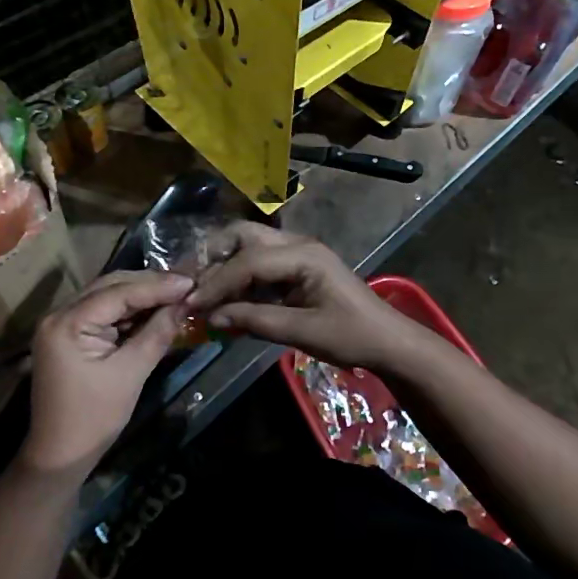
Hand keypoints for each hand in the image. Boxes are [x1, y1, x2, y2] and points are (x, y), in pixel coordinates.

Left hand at [22, 270, 191, 474]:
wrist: (60, 454)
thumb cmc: (94, 416)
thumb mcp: (131, 372)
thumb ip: (157, 333)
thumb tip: (185, 304)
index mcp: (68, 323)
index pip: (119, 292)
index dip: (157, 286)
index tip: (190, 282)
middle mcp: (60, 315)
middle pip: (111, 286)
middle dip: (150, 284)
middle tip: (186, 284)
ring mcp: (62, 324)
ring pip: (108, 296)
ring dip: (141, 294)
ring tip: (176, 293)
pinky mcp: (70, 335)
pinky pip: (104, 312)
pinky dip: (130, 310)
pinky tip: (155, 309)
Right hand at [186, 223, 430, 370]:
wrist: (387, 341)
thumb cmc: (352, 335)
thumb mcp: (302, 332)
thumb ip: (255, 320)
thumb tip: (211, 317)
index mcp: (304, 255)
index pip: (248, 260)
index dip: (217, 281)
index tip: (191, 302)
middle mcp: (298, 245)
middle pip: (244, 237)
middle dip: (213, 257)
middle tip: (190, 284)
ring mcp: (297, 254)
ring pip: (249, 247)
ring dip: (223, 266)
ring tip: (201, 292)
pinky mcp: (296, 269)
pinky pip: (259, 264)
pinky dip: (239, 278)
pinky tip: (224, 299)